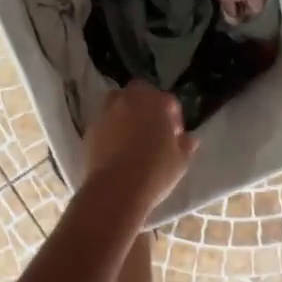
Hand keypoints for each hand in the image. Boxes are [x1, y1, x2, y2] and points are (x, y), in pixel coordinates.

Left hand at [82, 82, 197, 215]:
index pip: (169, 101)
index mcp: (157, 102)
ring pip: (119, 101)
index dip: (173, 118)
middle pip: (141, 92)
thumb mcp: (180, 162)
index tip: (175, 135)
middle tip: (152, 129)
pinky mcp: (92, 125)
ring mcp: (109, 110)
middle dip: (147, 105)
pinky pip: (105, 119)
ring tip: (131, 134)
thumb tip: (189, 138)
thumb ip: (186, 145)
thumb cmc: (155, 172)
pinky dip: (111, 126)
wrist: (116, 188)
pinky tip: (115, 145)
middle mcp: (131, 99)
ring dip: (126, 111)